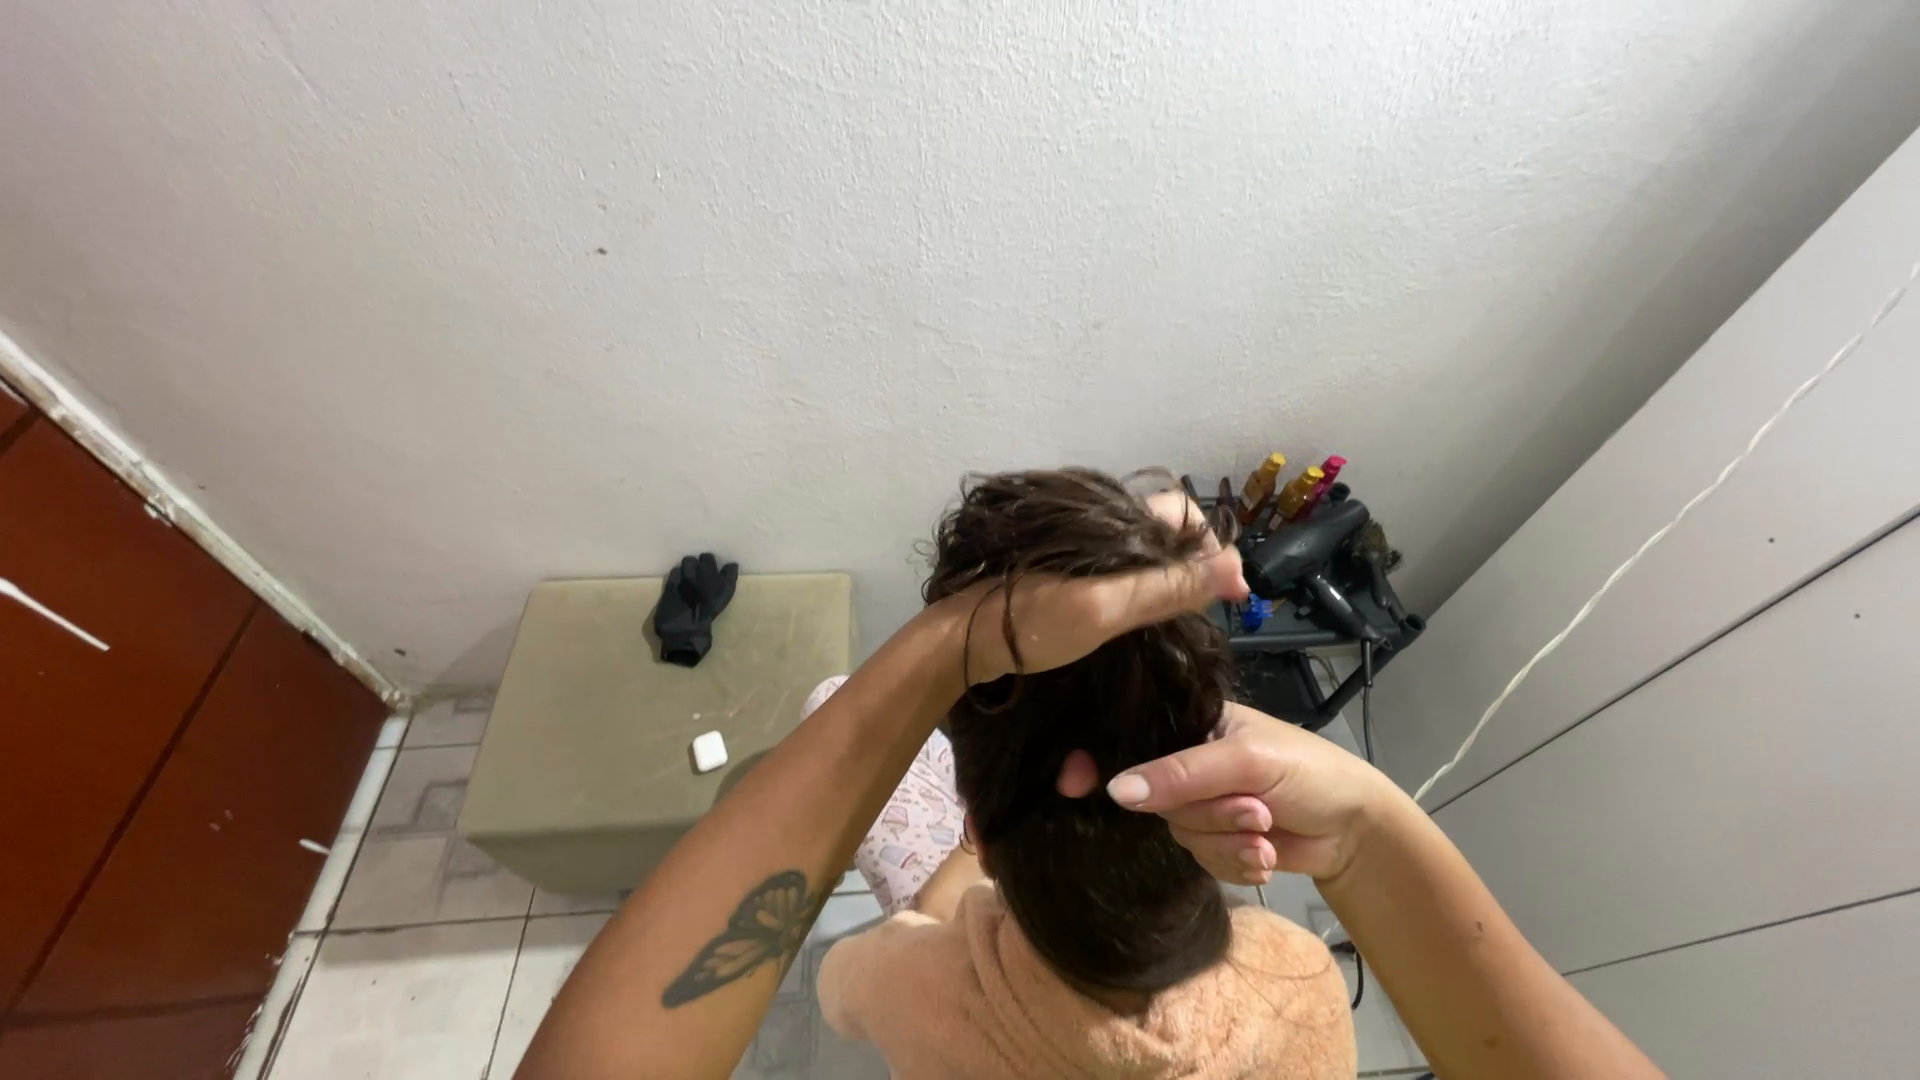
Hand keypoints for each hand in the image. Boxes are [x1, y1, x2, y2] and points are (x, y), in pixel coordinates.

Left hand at [932, 491, 1248, 685]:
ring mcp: (1076, 548)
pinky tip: (1140, 617)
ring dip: (1168, 577)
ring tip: (1182, 616)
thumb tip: (1233, 564)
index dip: (1212, 546)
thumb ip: (1165, 587)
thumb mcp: (1103, 609)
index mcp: (1108, 522)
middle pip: (1163, 531)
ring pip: (1140, 552)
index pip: (1181, 510)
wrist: (958, 642)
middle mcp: (1096, 524)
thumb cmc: (1028, 623)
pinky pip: (1116, 569)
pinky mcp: (1061, 572)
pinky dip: (1139, 587)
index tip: (1231, 593)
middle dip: (1193, 562)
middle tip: (1207, 609)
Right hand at [1104, 703, 1410, 882]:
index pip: (1131, 736)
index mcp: (1190, 724)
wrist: (1358, 828)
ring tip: (1267, 830)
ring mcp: (1201, 804)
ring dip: (1228, 840)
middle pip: (1158, 797)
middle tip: (1253, 810)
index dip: (1098, 758)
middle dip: (1207, 813)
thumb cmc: (1306, 769)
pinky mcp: (1218, 841)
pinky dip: (1236, 863)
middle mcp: (1187, 762)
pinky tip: (1267, 856)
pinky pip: (1202, 859)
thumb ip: (1180, 775)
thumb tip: (1115, 793)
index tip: (1071, 782)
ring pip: (1180, 832)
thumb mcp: (1244, 760)